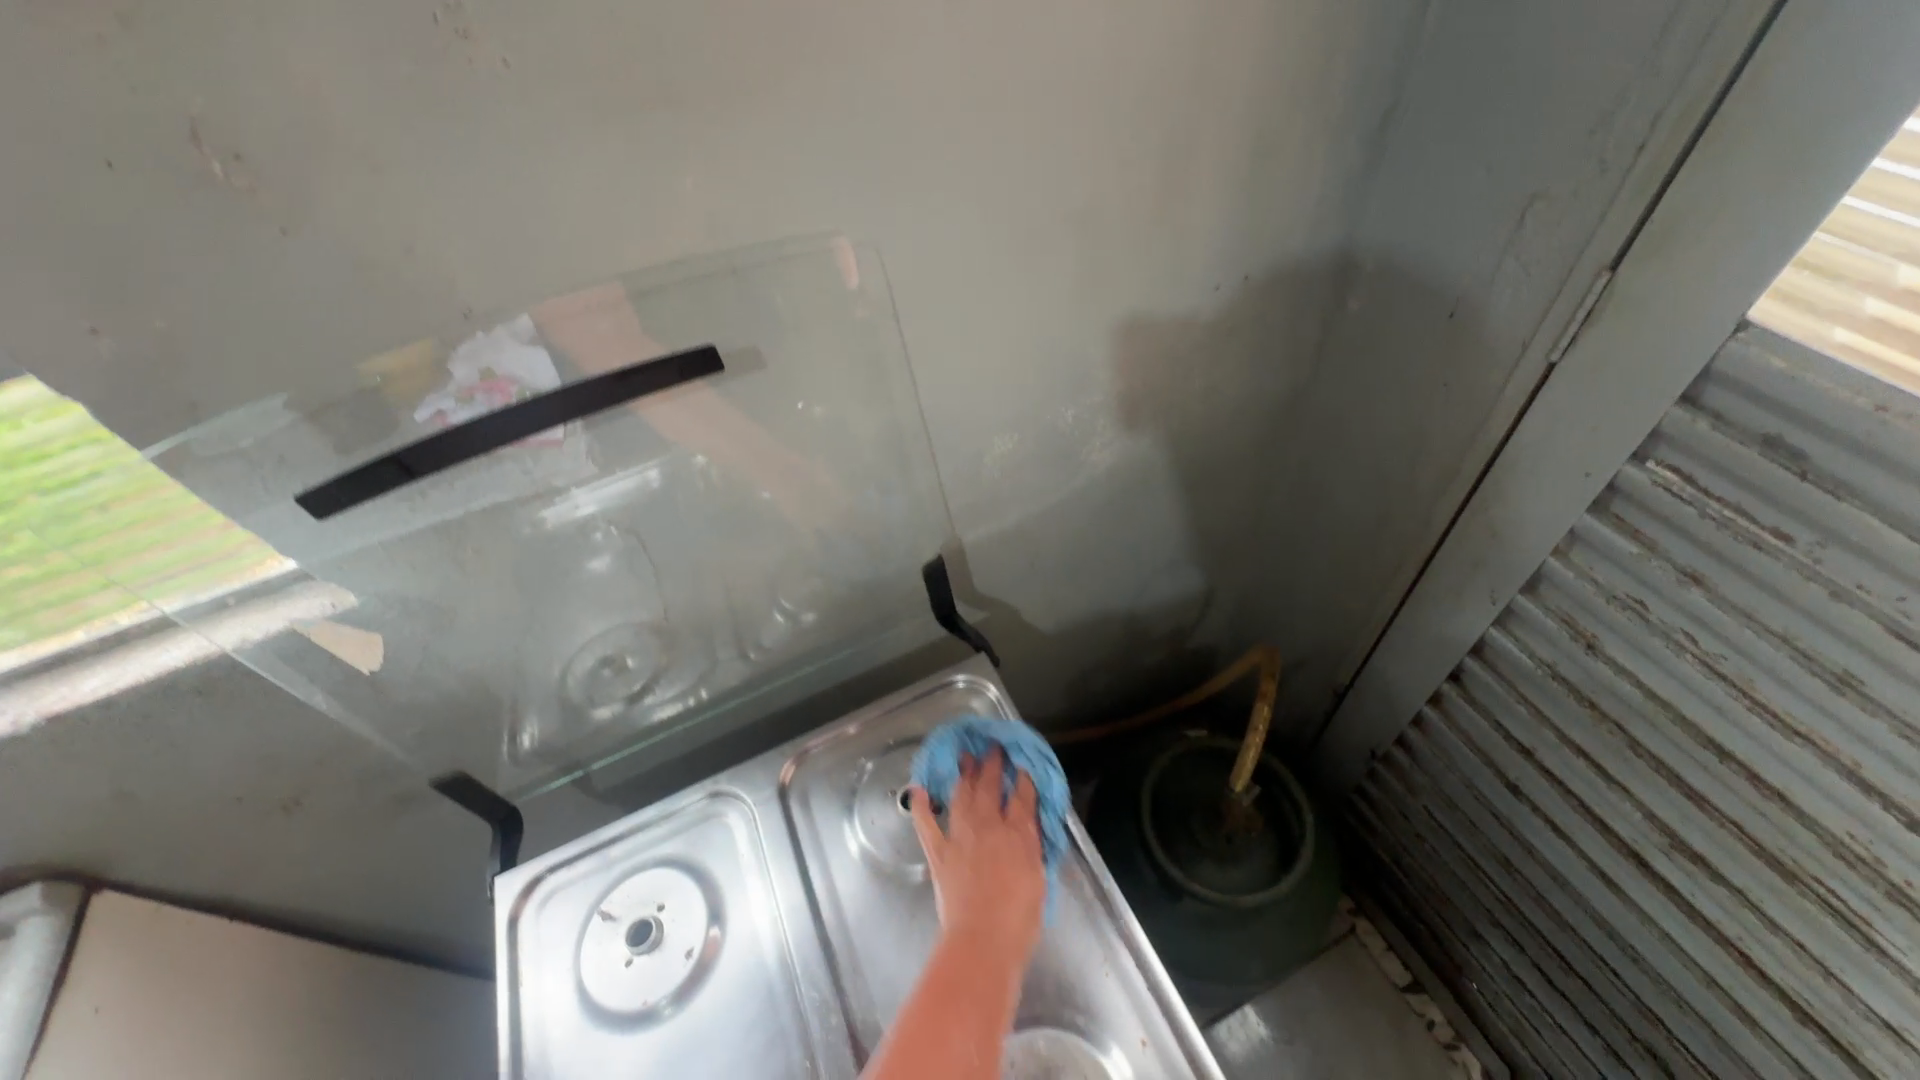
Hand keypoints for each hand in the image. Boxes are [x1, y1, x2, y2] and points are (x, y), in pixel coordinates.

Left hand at [909, 752, 1045, 962]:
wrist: (982, 941)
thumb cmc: (1019, 919)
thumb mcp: (1039, 878)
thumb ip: (1033, 848)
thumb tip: (1028, 828)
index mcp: (1018, 834)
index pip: (1022, 796)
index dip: (1023, 777)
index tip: (1022, 763)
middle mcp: (988, 826)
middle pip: (989, 787)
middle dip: (992, 765)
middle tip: (992, 747)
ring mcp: (960, 837)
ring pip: (961, 796)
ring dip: (963, 775)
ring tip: (964, 757)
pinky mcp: (938, 852)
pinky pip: (926, 823)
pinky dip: (921, 805)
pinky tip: (918, 789)